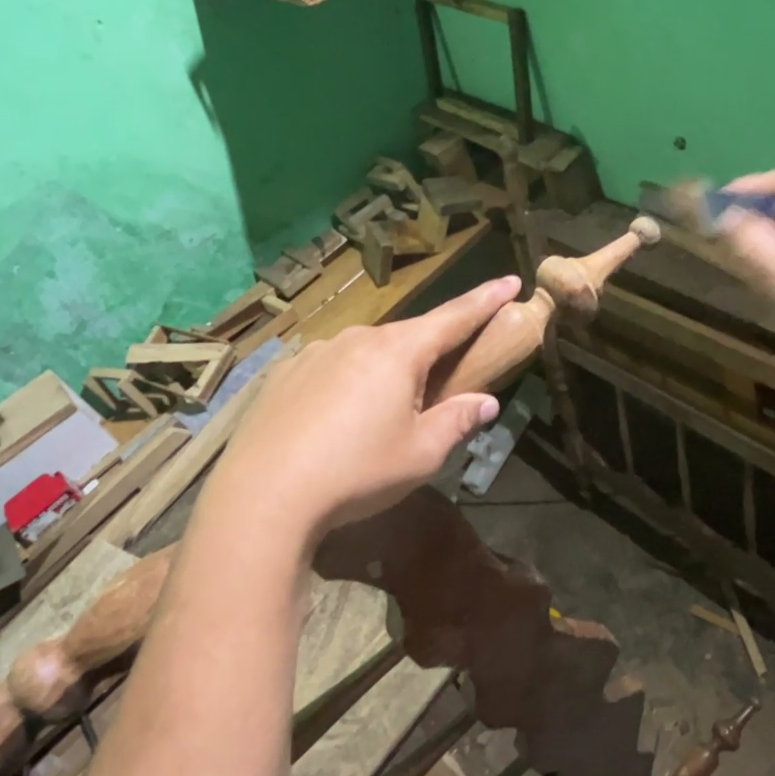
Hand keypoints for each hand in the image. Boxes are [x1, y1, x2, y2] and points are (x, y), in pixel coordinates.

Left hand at [215, 275, 521, 541]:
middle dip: (427, 358)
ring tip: (373, 424)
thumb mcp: (421, 454)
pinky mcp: (284, 373)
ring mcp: (315, 352)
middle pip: (407, 339)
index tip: (511, 279)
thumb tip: (485, 401)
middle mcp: (357, 339)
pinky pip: (329, 370)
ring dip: (381, 376)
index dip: (486, 299)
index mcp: (398, 352)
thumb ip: (457, 421)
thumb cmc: (356, 473)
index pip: (454, 317)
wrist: (263, 496)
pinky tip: (331, 426)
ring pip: (365, 355)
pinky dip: (343, 387)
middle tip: (434, 396)